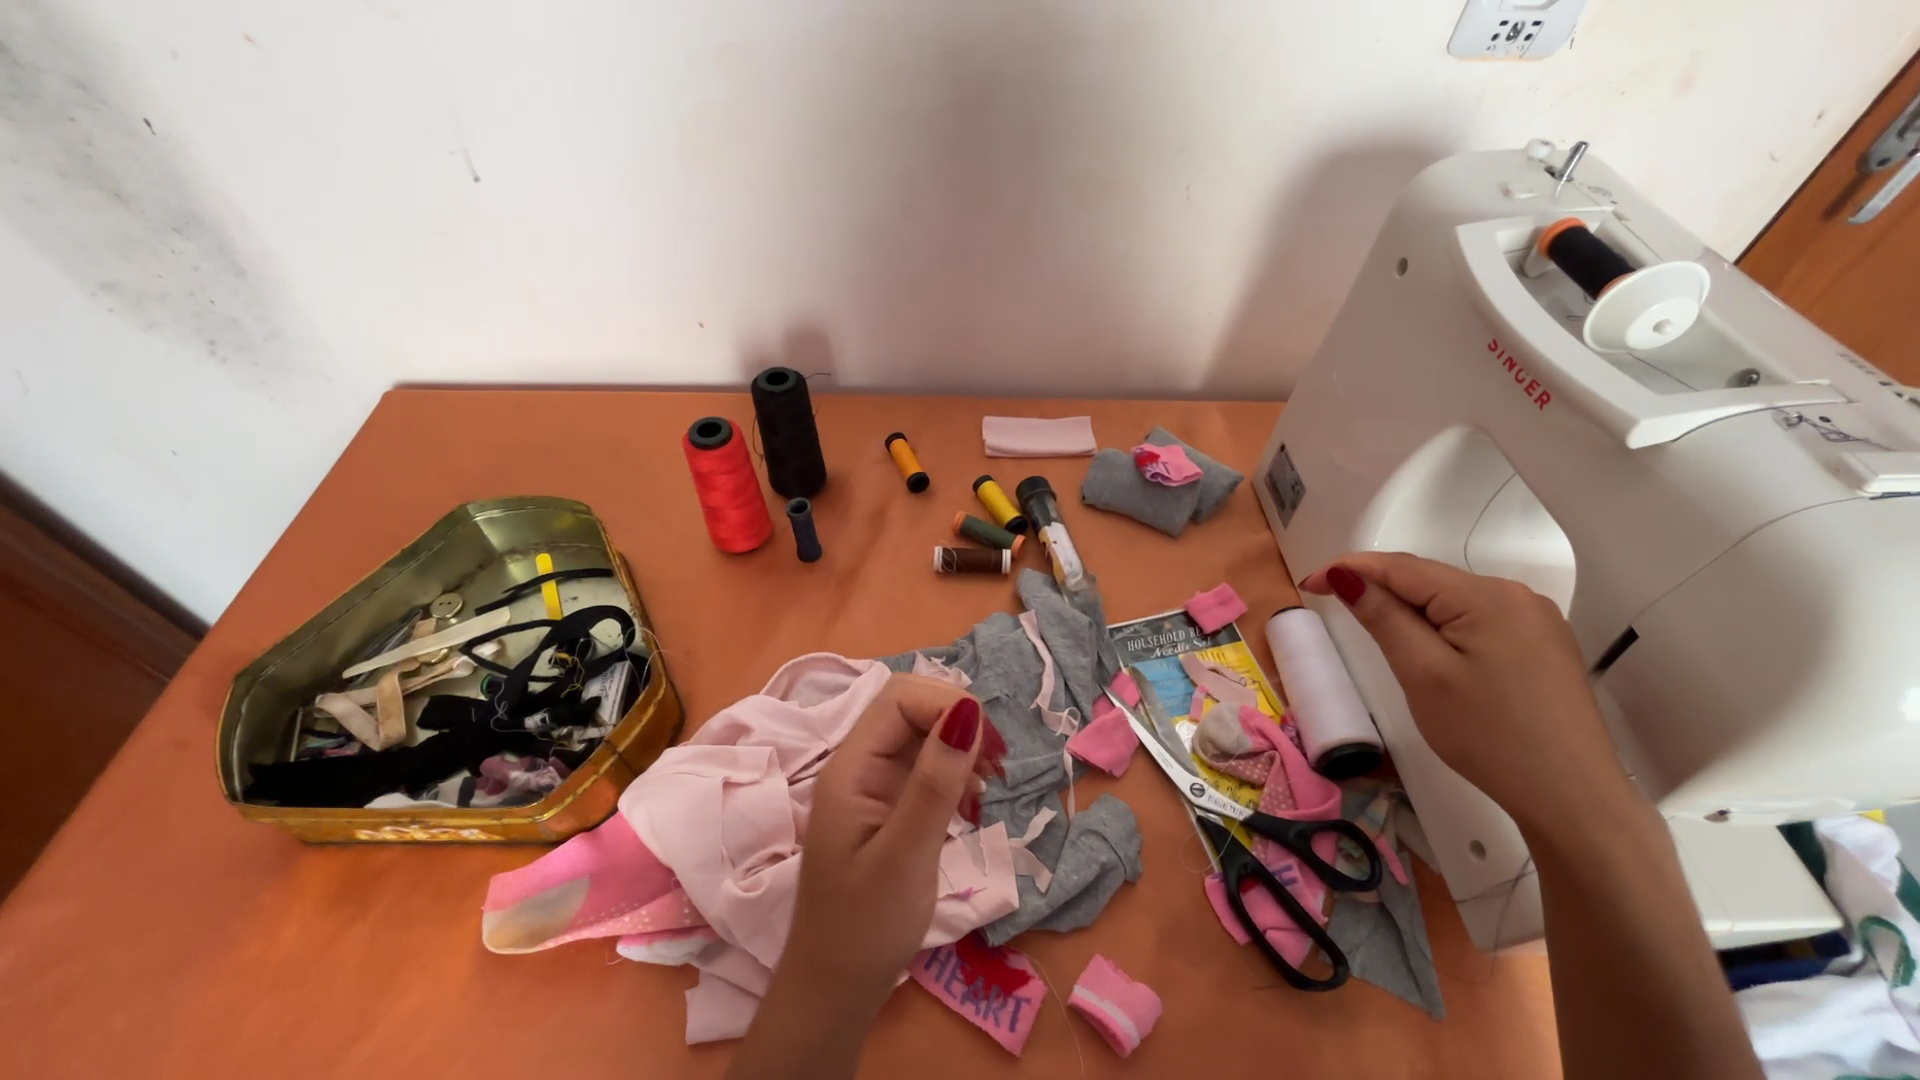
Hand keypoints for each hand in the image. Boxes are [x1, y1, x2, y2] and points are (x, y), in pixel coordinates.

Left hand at [782, 675, 984, 1007]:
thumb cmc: (865, 927)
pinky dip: (955, 774)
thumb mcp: (906, 855)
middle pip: (911, 710)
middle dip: (959, 722)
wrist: (835, 989)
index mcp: (851, 769)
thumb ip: (935, 783)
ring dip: (961, 747)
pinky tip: (973, 804)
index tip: (989, 749)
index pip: (899, 699)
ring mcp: (873, 787)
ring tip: (990, 785)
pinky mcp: (888, 808)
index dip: (948, 705)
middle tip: (996, 765)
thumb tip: (968, 710)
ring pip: (922, 736)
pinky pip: (925, 768)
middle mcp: (859, 767)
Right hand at [1300, 552, 1635, 835]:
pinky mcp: (1542, 646)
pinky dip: (1441, 624)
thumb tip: (1346, 575)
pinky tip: (1427, 648)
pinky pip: (1477, 619)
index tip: (1307, 582)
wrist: (1573, 797)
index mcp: (1486, 596)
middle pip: (1429, 579)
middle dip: (1378, 585)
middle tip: (1329, 603)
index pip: (1401, 567)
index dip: (1349, 568)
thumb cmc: (1488, 735)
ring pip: (1452, 600)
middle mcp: (1516, 596)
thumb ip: (1384, 618)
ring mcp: (1535, 621)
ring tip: (1373, 627)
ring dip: (1409, 606)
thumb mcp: (1423, 674)